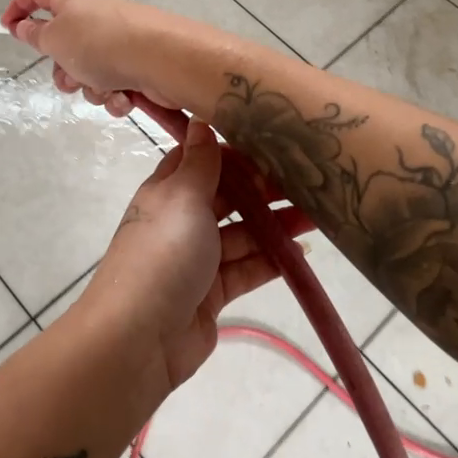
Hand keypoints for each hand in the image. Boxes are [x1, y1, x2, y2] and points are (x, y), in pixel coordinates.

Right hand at [0, 0, 230, 118]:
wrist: (163, 59)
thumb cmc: (101, 43)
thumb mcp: (57, 39)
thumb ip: (36, 35)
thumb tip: (21, 25)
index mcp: (72, 2)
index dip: (20, 5)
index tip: (8, 28)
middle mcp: (95, 19)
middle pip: (63, 44)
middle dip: (62, 69)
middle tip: (68, 78)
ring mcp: (118, 43)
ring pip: (88, 71)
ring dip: (91, 87)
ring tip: (104, 89)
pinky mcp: (138, 66)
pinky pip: (113, 85)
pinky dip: (115, 95)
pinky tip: (125, 98)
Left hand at [75, 120, 306, 389]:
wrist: (137, 338)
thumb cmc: (160, 256)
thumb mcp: (181, 198)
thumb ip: (199, 164)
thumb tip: (199, 120)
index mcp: (166, 192)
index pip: (203, 161)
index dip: (236, 152)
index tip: (275, 144)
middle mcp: (180, 221)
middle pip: (228, 197)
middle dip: (264, 189)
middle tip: (310, 180)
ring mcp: (196, 259)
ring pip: (242, 234)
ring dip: (276, 225)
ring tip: (319, 215)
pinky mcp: (212, 294)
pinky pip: (247, 269)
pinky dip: (272, 261)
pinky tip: (303, 253)